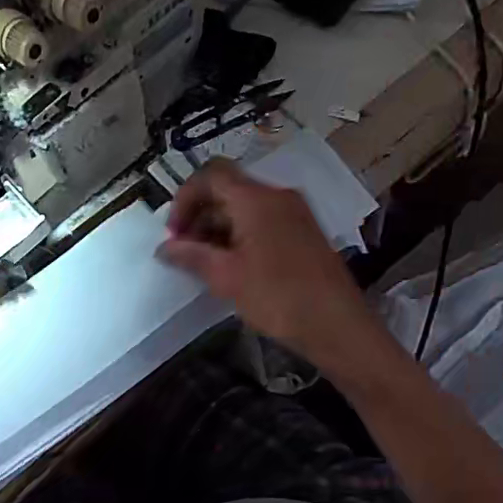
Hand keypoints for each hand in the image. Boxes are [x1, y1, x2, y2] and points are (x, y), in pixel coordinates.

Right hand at [156, 159, 381, 356]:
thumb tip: (164, 247)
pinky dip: (238, 234)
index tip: (173, 234)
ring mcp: (293, 212)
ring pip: (243, 206)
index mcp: (256, 199)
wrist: (338, 326)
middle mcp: (277, 196)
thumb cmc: (278, 298)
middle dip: (198, 215)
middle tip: (183, 251)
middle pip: (226, 189)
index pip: (209, 176)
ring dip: (216, 227)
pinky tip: (230, 266)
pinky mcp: (302, 231)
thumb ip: (190, 256)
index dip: (183, 199)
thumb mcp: (226, 277)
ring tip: (204, 263)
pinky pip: (261, 220)